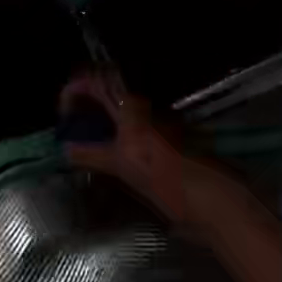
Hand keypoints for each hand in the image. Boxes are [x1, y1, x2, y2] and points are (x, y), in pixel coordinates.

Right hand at [58, 74, 250, 237]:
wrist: (216, 201)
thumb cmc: (167, 179)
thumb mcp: (122, 166)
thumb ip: (90, 154)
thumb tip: (65, 149)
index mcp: (128, 105)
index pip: (91, 80)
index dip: (72, 93)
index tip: (65, 118)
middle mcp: (142, 105)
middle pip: (105, 90)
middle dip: (84, 104)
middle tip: (73, 127)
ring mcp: (155, 119)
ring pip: (118, 107)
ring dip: (99, 118)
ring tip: (89, 143)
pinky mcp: (166, 136)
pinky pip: (132, 123)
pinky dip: (115, 132)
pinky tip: (112, 155)